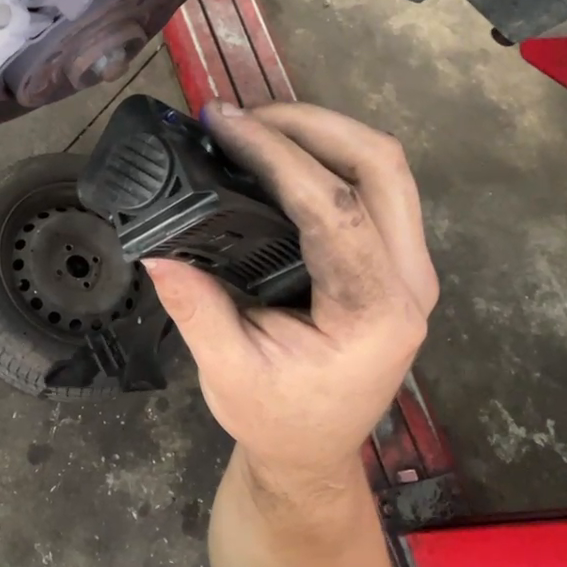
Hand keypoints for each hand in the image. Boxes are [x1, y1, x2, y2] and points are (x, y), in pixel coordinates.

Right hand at [144, 102, 438, 482]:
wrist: (313, 450)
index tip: (223, 124)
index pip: (334, 209)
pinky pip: (373, 185)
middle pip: (381, 165)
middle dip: (310, 123)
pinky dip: (326, 155)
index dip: (278, 155)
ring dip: (321, 131)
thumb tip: (158, 251)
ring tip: (254, 125)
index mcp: (373, 312)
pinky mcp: (392, 259)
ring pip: (385, 167)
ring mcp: (408, 265)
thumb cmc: (278, 419)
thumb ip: (198, 311)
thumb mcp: (228, 374)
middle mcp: (407, 280)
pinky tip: (278, 153)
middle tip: (241, 117)